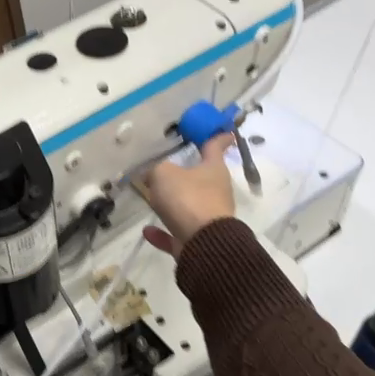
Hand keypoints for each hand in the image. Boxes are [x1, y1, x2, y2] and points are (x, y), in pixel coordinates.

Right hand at [141, 134, 237, 257]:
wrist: (203, 243)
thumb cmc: (188, 198)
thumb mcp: (163, 174)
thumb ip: (155, 171)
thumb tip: (153, 175)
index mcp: (213, 169)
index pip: (216, 147)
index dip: (219, 137)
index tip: (227, 132)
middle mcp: (216, 191)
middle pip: (203, 178)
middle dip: (189, 173)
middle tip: (169, 169)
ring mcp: (209, 216)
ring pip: (191, 205)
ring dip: (175, 203)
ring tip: (154, 199)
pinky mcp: (200, 238)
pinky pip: (178, 232)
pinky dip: (164, 232)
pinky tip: (147, 230)